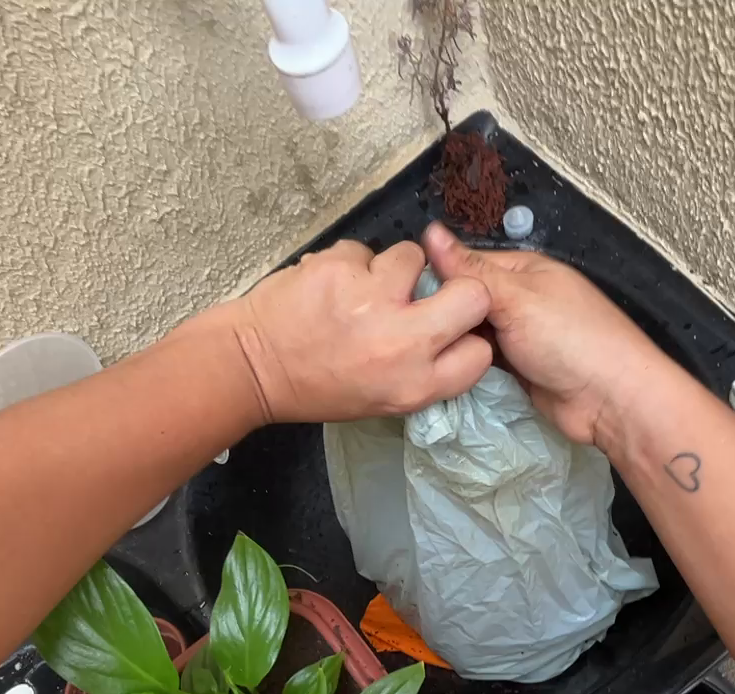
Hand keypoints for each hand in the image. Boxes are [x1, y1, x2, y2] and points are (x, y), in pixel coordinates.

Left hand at [213, 239, 493, 423]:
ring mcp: (372, 300)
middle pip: (471, 295)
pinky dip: (351, 265)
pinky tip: (330, 287)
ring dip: (392, 269)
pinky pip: (365, 251)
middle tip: (420, 296)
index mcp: (414, 386)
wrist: (253, 365)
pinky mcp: (341, 266)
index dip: (467, 337)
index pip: (480, 353)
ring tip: (361, 292)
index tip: (447, 332)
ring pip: (414, 258)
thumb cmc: (318, 388)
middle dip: (454, 289)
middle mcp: (403, 344)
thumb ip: (423, 369)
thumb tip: (457, 330)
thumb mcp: (382, 400)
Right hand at [423, 223, 684, 446]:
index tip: (399, 297)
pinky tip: (438, 370)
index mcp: (524, 271)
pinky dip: (465, 364)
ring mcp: (520, 337)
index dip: (436, 278)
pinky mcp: (518, 370)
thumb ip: (471, 271)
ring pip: (473, 335)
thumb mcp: (515, 298)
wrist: (608, 400)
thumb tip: (430, 231)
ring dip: (452, 342)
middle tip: (400, 331)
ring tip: (411, 352)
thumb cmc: (569, 339)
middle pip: (468, 303)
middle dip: (441, 315)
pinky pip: (482, 361)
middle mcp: (521, 301)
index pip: (468, 266)